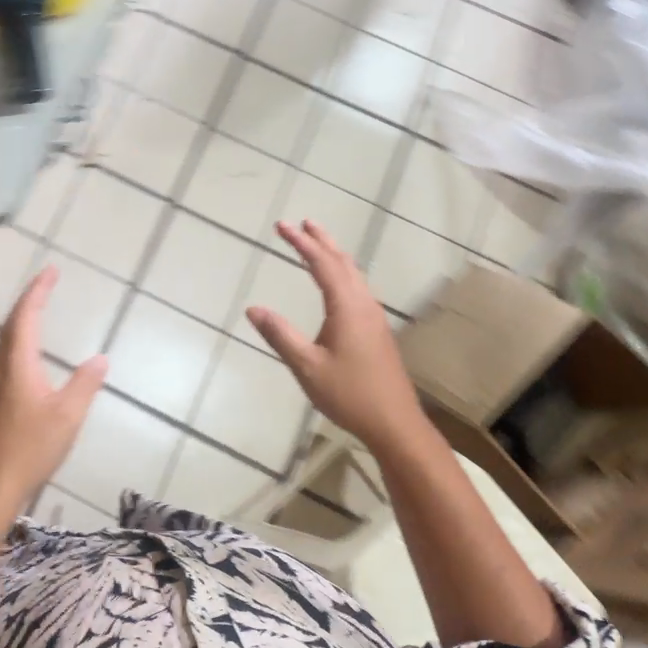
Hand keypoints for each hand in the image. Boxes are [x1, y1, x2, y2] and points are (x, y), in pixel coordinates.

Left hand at [0, 268, 108, 504]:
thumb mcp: (67, 416)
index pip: (26, 315)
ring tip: (38, 307)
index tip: (51, 271)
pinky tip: (27, 350)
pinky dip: (19, 337)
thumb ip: (84, 385)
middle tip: (48, 282)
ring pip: (7, 339)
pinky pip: (6, 353)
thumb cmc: (30, 447)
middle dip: (30, 299)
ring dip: (22, 318)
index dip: (38, 291)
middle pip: (13, 322)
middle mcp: (1, 366)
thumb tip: (100, 359)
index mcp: (17, 362)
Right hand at [247, 221, 430, 452]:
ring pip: (354, 274)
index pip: (321, 264)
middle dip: (320, 241)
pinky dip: (343, 272)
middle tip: (301, 223)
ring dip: (334, 254)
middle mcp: (363, 304)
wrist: (395, 424)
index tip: (281, 226)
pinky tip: (338, 282)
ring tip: (318, 242)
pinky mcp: (376, 331)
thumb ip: (280, 334)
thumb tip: (253, 308)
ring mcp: (373, 317)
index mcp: (347, 307)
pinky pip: (358, 287)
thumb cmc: (349, 394)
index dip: (301, 243)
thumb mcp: (306, 366)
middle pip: (342, 262)